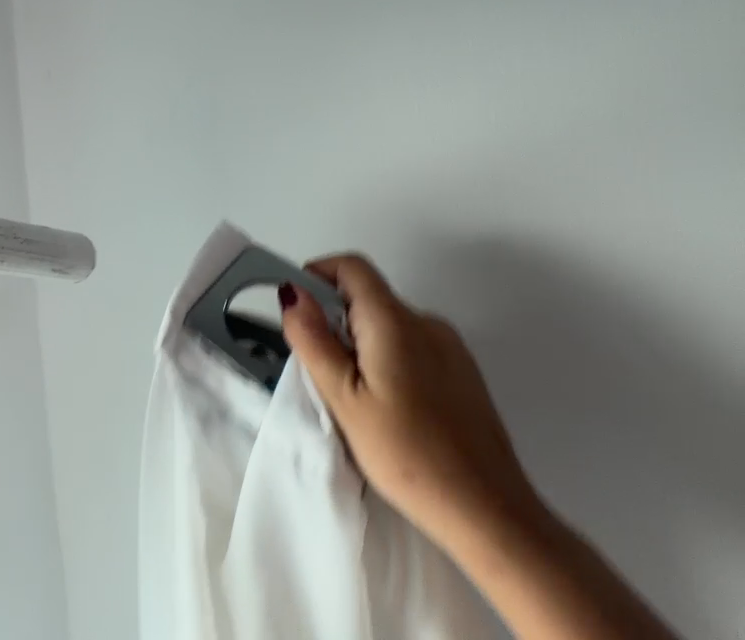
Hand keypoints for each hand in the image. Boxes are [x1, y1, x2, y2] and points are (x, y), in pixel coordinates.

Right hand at [279, 254, 540, 551]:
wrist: (488, 513)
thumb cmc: (404, 453)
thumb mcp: (341, 396)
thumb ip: (313, 338)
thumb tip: (292, 292)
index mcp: (396, 323)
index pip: (351, 267)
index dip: (315, 274)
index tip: (295, 311)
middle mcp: (429, 325)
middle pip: (367, 297)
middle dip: (332, 319)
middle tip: (318, 369)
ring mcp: (452, 350)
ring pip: (387, 325)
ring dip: (358, 343)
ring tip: (351, 396)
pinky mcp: (463, 376)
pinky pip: (410, 347)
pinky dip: (384, 360)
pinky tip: (385, 407)